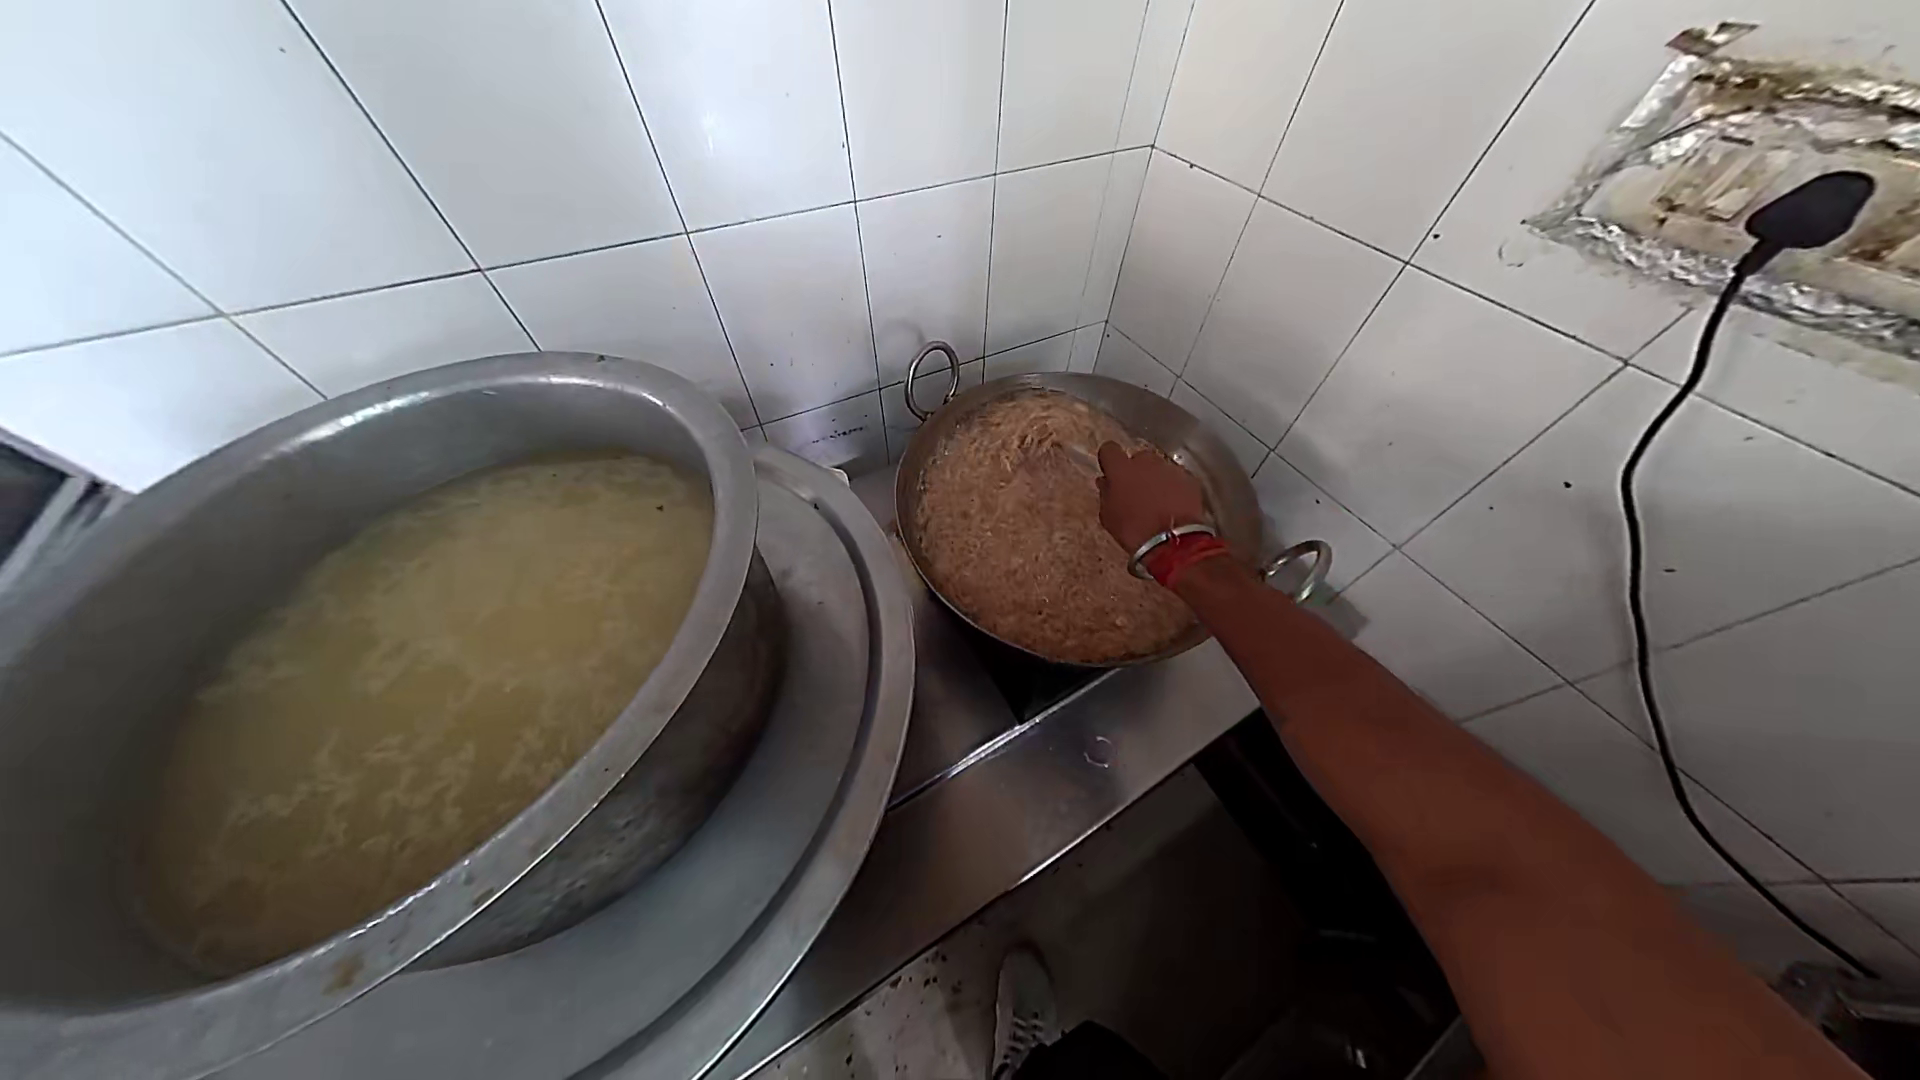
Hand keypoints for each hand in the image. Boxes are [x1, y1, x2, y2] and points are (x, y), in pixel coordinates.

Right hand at [1095, 442, 1206, 551]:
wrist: (1171, 542)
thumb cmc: (1132, 530)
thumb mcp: (1108, 516)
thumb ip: (1106, 493)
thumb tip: (1106, 482)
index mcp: (1121, 469)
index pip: (1109, 449)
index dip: (1109, 460)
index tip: (1111, 472)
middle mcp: (1146, 461)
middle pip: (1138, 457)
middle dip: (1136, 470)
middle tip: (1136, 491)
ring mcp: (1170, 468)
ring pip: (1159, 467)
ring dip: (1156, 478)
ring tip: (1158, 501)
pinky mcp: (1189, 479)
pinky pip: (1177, 478)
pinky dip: (1174, 487)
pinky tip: (1173, 505)